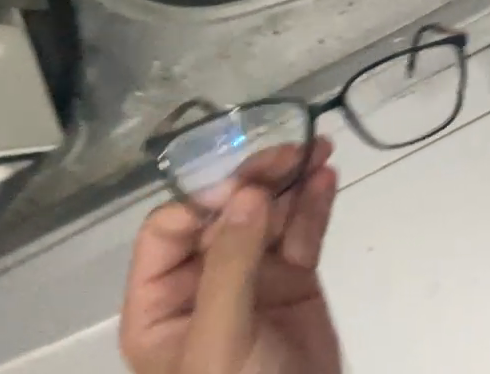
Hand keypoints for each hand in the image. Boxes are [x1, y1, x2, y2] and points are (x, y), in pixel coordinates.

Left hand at [120, 142, 341, 373]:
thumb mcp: (222, 337)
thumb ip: (230, 264)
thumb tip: (246, 190)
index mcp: (161, 304)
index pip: (169, 230)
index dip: (206, 198)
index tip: (250, 179)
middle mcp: (203, 283)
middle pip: (225, 212)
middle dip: (259, 178)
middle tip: (296, 151)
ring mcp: (253, 279)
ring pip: (269, 215)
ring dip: (293, 180)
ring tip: (322, 150)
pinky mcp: (295, 279)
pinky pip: (303, 231)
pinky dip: (316, 202)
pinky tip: (328, 178)